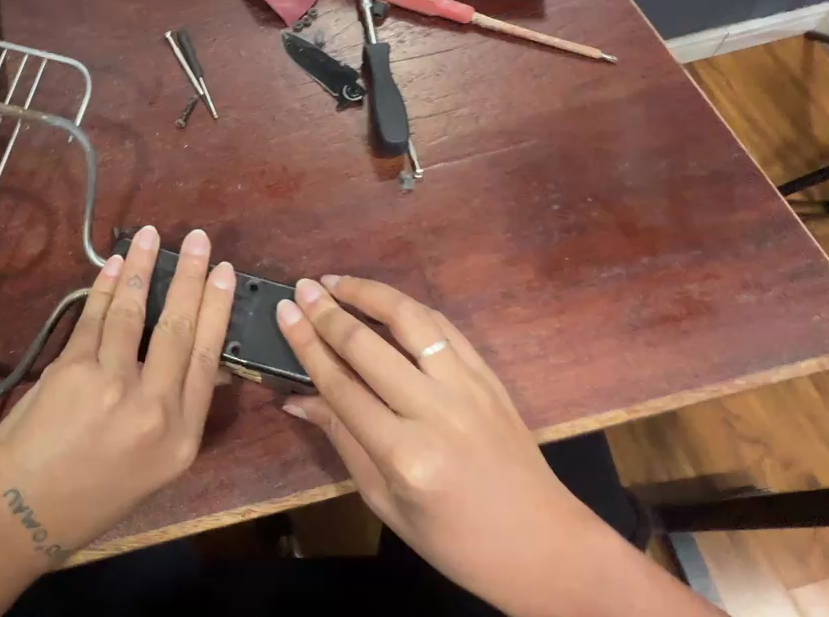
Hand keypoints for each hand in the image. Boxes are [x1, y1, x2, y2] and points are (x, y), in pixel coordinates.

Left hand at [0, 226, 235, 562]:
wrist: (21, 513)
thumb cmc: (93, 496)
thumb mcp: (155, 467)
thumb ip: (178, 410)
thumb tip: (202, 359)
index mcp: (181, 437)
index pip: (207, 356)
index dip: (217, 308)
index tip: (225, 272)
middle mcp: (153, 407)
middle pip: (178, 327)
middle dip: (191, 276)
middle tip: (201, 240)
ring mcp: (109, 384)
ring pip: (134, 312)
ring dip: (145, 267)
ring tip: (153, 236)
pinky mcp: (71, 368)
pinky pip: (95, 316)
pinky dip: (106, 286)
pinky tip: (117, 263)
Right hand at [276, 275, 708, 616]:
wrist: (544, 546)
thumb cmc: (455, 540)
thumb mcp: (386, 502)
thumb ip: (342, 440)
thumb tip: (296, 399)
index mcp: (404, 455)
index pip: (341, 384)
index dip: (307, 343)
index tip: (284, 311)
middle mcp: (435, 412)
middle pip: (369, 346)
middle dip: (329, 311)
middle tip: (301, 287)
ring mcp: (467, 389)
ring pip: (412, 321)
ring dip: (371, 293)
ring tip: (338, 281)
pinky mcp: (489, 377)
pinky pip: (445, 328)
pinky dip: (411, 308)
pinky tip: (387, 302)